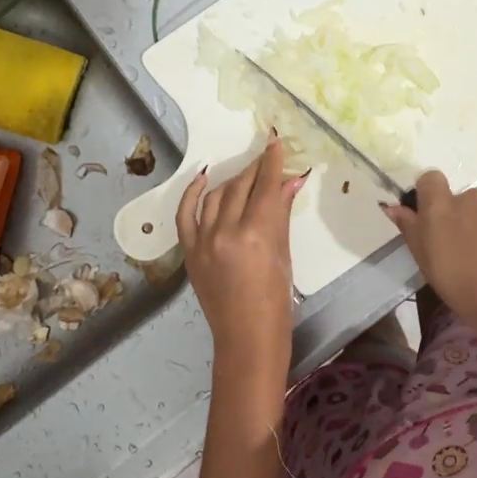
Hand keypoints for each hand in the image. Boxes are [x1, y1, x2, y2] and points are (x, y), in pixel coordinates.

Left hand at [177, 135, 307, 367]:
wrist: (245, 337)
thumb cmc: (275, 301)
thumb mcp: (283, 255)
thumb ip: (281, 214)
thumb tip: (290, 181)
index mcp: (256, 234)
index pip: (265, 186)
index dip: (272, 162)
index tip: (275, 141)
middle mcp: (226, 232)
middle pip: (240, 187)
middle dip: (255, 169)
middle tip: (267, 158)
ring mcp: (203, 241)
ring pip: (216, 195)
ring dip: (232, 180)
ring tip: (246, 175)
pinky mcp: (189, 251)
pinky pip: (186, 214)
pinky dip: (192, 193)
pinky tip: (203, 177)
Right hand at [384, 171, 476, 341]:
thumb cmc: (471, 291)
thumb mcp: (431, 269)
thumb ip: (413, 233)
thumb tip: (395, 209)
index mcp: (441, 210)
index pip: (429, 180)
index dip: (430, 195)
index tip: (435, 220)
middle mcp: (472, 199)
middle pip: (464, 201)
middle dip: (465, 220)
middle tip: (470, 256)